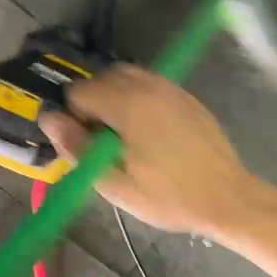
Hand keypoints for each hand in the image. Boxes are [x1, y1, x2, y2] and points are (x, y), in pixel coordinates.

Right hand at [38, 64, 270, 236]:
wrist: (228, 198)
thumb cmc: (171, 197)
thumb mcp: (117, 184)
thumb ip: (78, 149)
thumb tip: (48, 118)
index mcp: (127, 103)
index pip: (78, 91)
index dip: (76, 119)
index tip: (91, 148)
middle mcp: (150, 86)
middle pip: (103, 78)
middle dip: (96, 105)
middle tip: (107, 144)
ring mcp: (173, 90)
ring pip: (129, 79)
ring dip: (118, 101)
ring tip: (128, 140)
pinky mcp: (189, 99)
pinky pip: (153, 88)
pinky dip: (142, 102)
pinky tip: (153, 137)